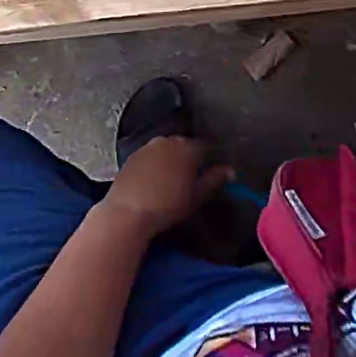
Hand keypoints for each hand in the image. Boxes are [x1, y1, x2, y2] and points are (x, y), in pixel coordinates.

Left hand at [101, 136, 231, 231]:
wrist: (125, 215)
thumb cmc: (167, 206)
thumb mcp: (196, 196)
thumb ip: (214, 179)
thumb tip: (230, 170)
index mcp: (189, 147)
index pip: (207, 145)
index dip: (210, 156)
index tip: (210, 169)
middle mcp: (169, 140)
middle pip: (185, 145)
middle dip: (189, 156)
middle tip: (190, 176)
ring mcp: (148, 147)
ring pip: (166, 149)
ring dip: (170, 159)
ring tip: (169, 179)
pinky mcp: (131, 157)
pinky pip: (150, 157)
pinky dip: (154, 164)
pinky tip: (151, 181)